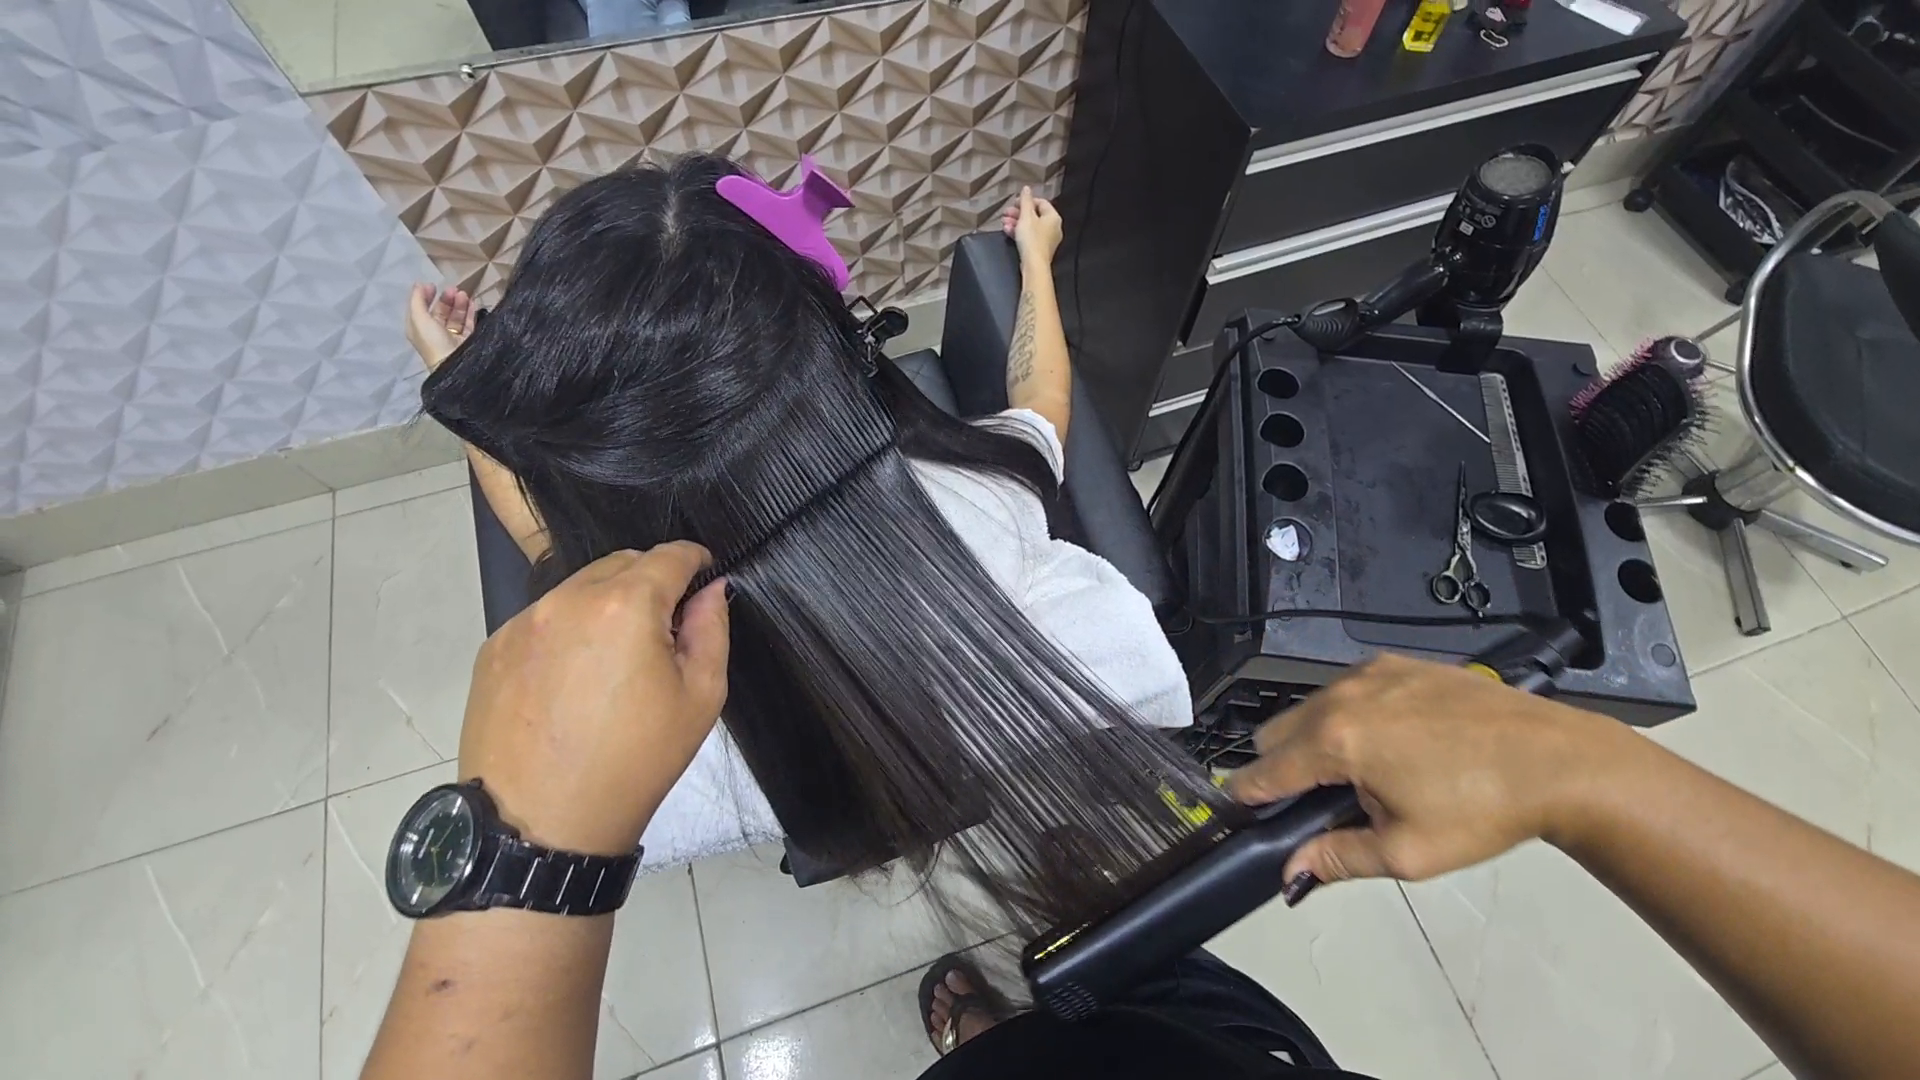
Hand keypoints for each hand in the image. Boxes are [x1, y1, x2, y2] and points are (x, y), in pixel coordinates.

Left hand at [405, 284, 475, 372]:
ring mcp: (453, 337)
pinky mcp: (469, 341)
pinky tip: (473, 303)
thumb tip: (419, 284)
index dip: (426, 296)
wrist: (455, 365)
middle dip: (446, 299)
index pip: (422, 308)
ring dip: (459, 304)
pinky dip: (470, 313)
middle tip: (454, 289)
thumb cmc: (433, 342)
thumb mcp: (418, 318)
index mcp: (420, 328)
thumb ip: (417, 300)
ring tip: (464, 295)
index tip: (434, 285)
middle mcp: (436, 332)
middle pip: (441, 312)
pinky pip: (469, 324)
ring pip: (456, 317)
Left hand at [457, 543, 729, 855]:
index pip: (670, 555)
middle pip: (622, 563)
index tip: (706, 574)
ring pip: (579, 587)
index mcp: (625, 605)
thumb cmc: (636, 762)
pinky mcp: (492, 649)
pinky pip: (544, 618)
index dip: (696, 560)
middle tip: (665, 627)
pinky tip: (575, 677)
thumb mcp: (700, 697)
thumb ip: (711, 629)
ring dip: (608, 602)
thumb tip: (710, 590)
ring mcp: (522, 622)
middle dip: (651, 580)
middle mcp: (567, 598)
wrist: (540, 826)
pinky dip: (569, 628)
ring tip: (616, 657)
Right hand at [1001, 186, 1062, 268]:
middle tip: (1006, 213)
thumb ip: (1025, 200)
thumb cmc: (1032, 239)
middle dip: (1018, 213)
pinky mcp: (1040, 249)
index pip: (1041, 202)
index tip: (1014, 202)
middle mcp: (1053, 227)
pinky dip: (1019, 233)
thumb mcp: (1026, 216)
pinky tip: (1008, 232)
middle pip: (1035, 215)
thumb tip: (1026, 188)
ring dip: (1016, 223)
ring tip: (1004, 222)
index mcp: (1053, 217)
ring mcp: (1047, 240)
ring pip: (1030, 227)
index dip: (1027, 200)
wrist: (1034, 265)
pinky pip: (1029, 237)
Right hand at [1226, 654, 1631, 887]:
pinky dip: (1346, 715)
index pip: (1262, 770)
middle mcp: (1339, 697)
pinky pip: (1342, 689)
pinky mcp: (1391, 663)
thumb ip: (1338, 859)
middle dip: (1282, 767)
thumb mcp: (1409, 852)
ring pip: (1306, 708)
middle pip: (1274, 734)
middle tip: (1323, 799)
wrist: (1560, 761)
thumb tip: (1290, 874)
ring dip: (1313, 739)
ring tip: (1364, 770)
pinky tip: (1391, 738)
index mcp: (1336, 742)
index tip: (1243, 811)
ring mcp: (1365, 673)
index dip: (1246, 795)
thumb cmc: (1483, 810)